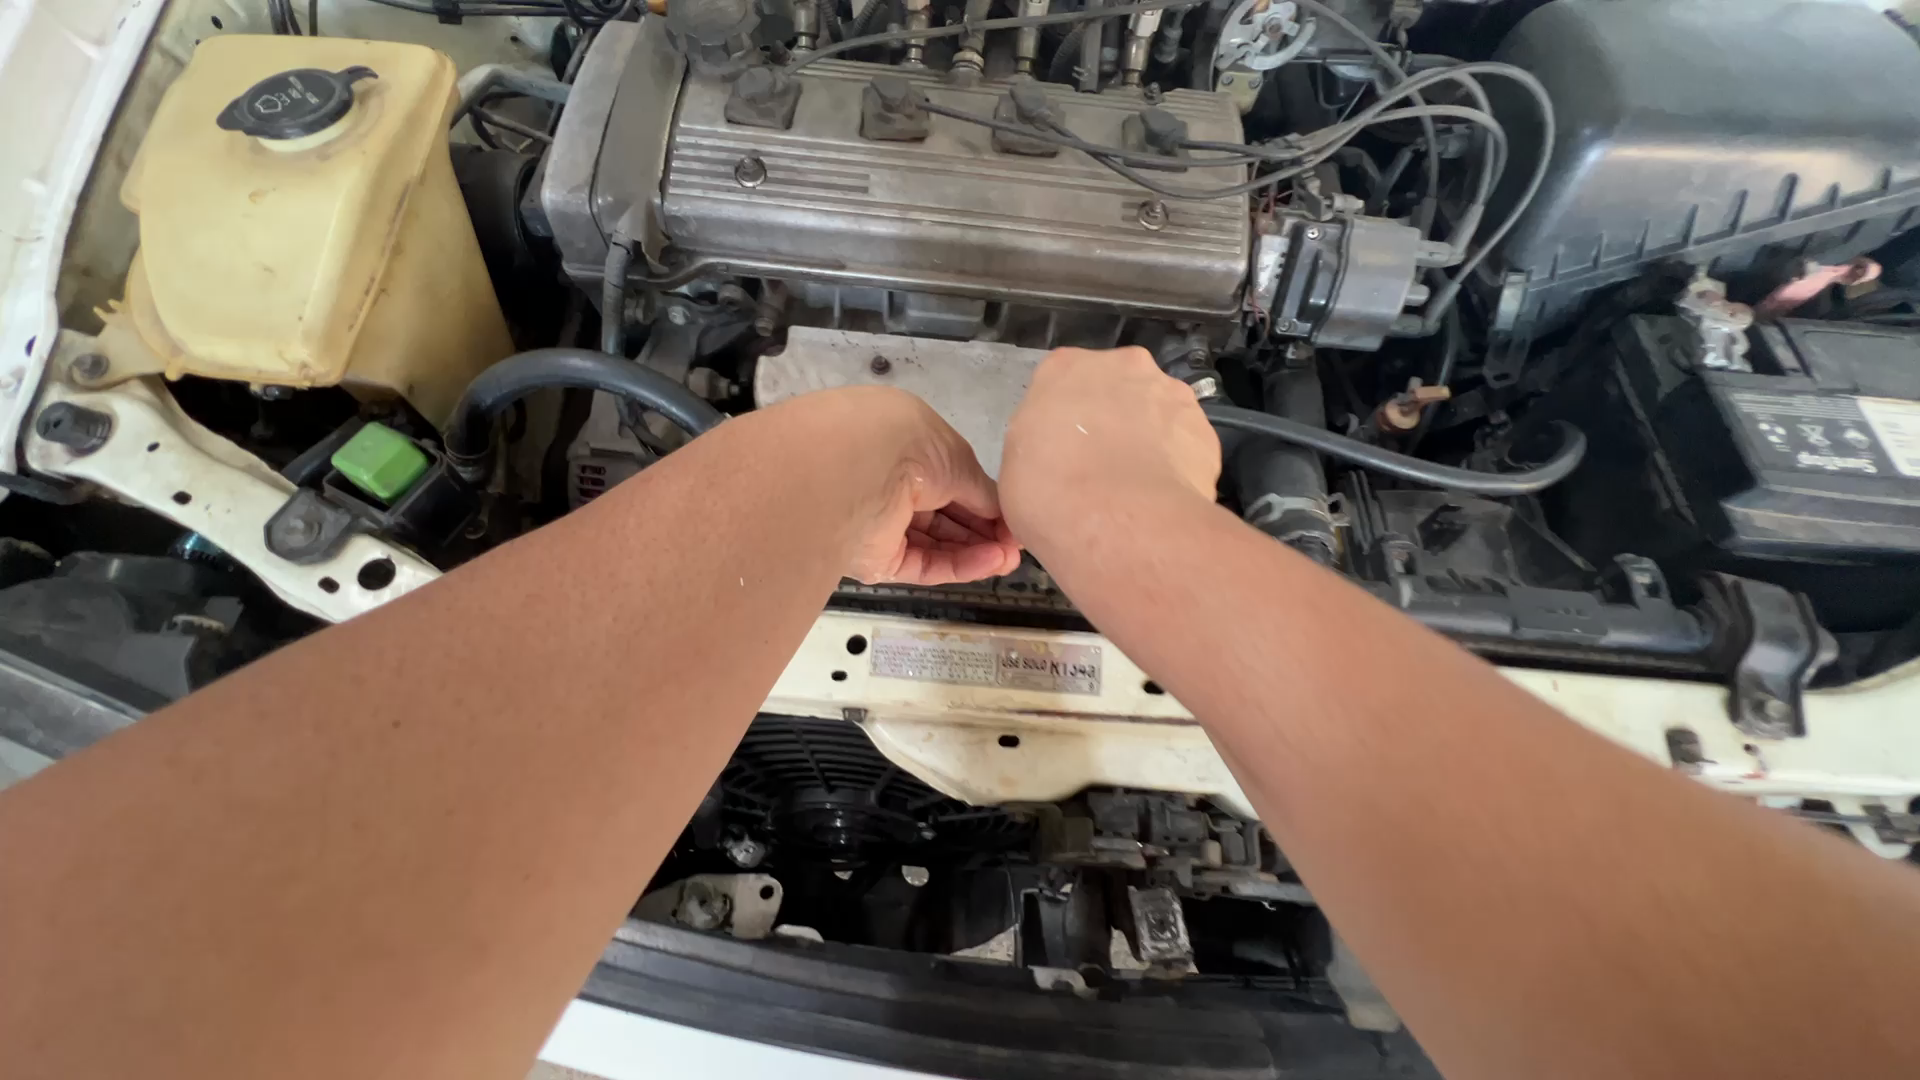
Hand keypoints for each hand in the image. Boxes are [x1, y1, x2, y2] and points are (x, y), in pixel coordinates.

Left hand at [839, 388, 1023, 585]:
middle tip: (1018, 546)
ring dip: (977, 551)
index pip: (951, 482)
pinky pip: (923, 564)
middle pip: (945, 517)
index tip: (1013, 519)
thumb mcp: (959, 459)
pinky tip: (992, 561)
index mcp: (907, 449)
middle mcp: (892, 486)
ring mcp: (882, 525)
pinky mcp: (876, 559)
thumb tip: (1001, 514)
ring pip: (936, 544)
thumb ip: (982, 491)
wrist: (858, 467)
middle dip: (984, 531)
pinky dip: (959, 565)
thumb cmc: (911, 446)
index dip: (984, 502)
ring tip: (1011, 558)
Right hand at [1000, 347, 1220, 543]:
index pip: (1062, 383)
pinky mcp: (1204, 428)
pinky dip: (1176, 465)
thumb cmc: (1048, 492)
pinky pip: (1185, 444)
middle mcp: (1122, 365)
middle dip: (1112, 419)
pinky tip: (1162, 496)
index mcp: (1064, 368)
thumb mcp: (1016, 466)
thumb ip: (1038, 444)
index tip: (1064, 450)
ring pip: (1156, 412)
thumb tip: (1058, 454)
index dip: (1064, 420)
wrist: (1117, 521)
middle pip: (1115, 388)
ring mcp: (1170, 393)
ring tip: (1136, 487)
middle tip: (1101, 466)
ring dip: (1148, 439)